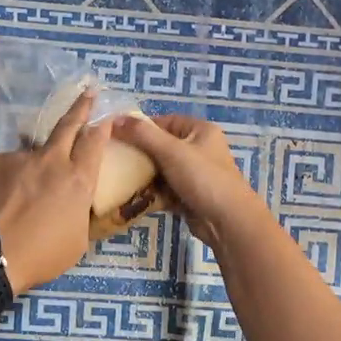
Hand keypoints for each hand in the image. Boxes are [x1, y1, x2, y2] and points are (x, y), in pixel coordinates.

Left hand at [0, 91, 109, 290]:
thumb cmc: (42, 255)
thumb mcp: (77, 239)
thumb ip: (77, 210)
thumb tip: (72, 201)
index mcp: (79, 181)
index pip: (95, 143)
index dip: (103, 127)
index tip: (106, 116)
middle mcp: (53, 161)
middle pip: (69, 126)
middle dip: (81, 107)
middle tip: (88, 93)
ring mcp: (21, 158)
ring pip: (33, 153)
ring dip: (35, 165)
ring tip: (25, 192)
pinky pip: (7, 166)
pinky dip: (9, 179)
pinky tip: (2, 200)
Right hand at [111, 115, 266, 244]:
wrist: (227, 221)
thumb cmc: (202, 178)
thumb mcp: (171, 151)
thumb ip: (142, 134)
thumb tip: (114, 119)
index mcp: (200, 131)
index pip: (165, 121)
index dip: (141, 127)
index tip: (116, 135)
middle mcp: (199, 149)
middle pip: (162, 146)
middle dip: (139, 153)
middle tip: (114, 158)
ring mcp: (195, 175)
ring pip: (162, 169)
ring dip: (143, 174)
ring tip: (118, 177)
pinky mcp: (189, 196)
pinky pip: (165, 189)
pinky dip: (152, 192)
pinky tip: (132, 195)